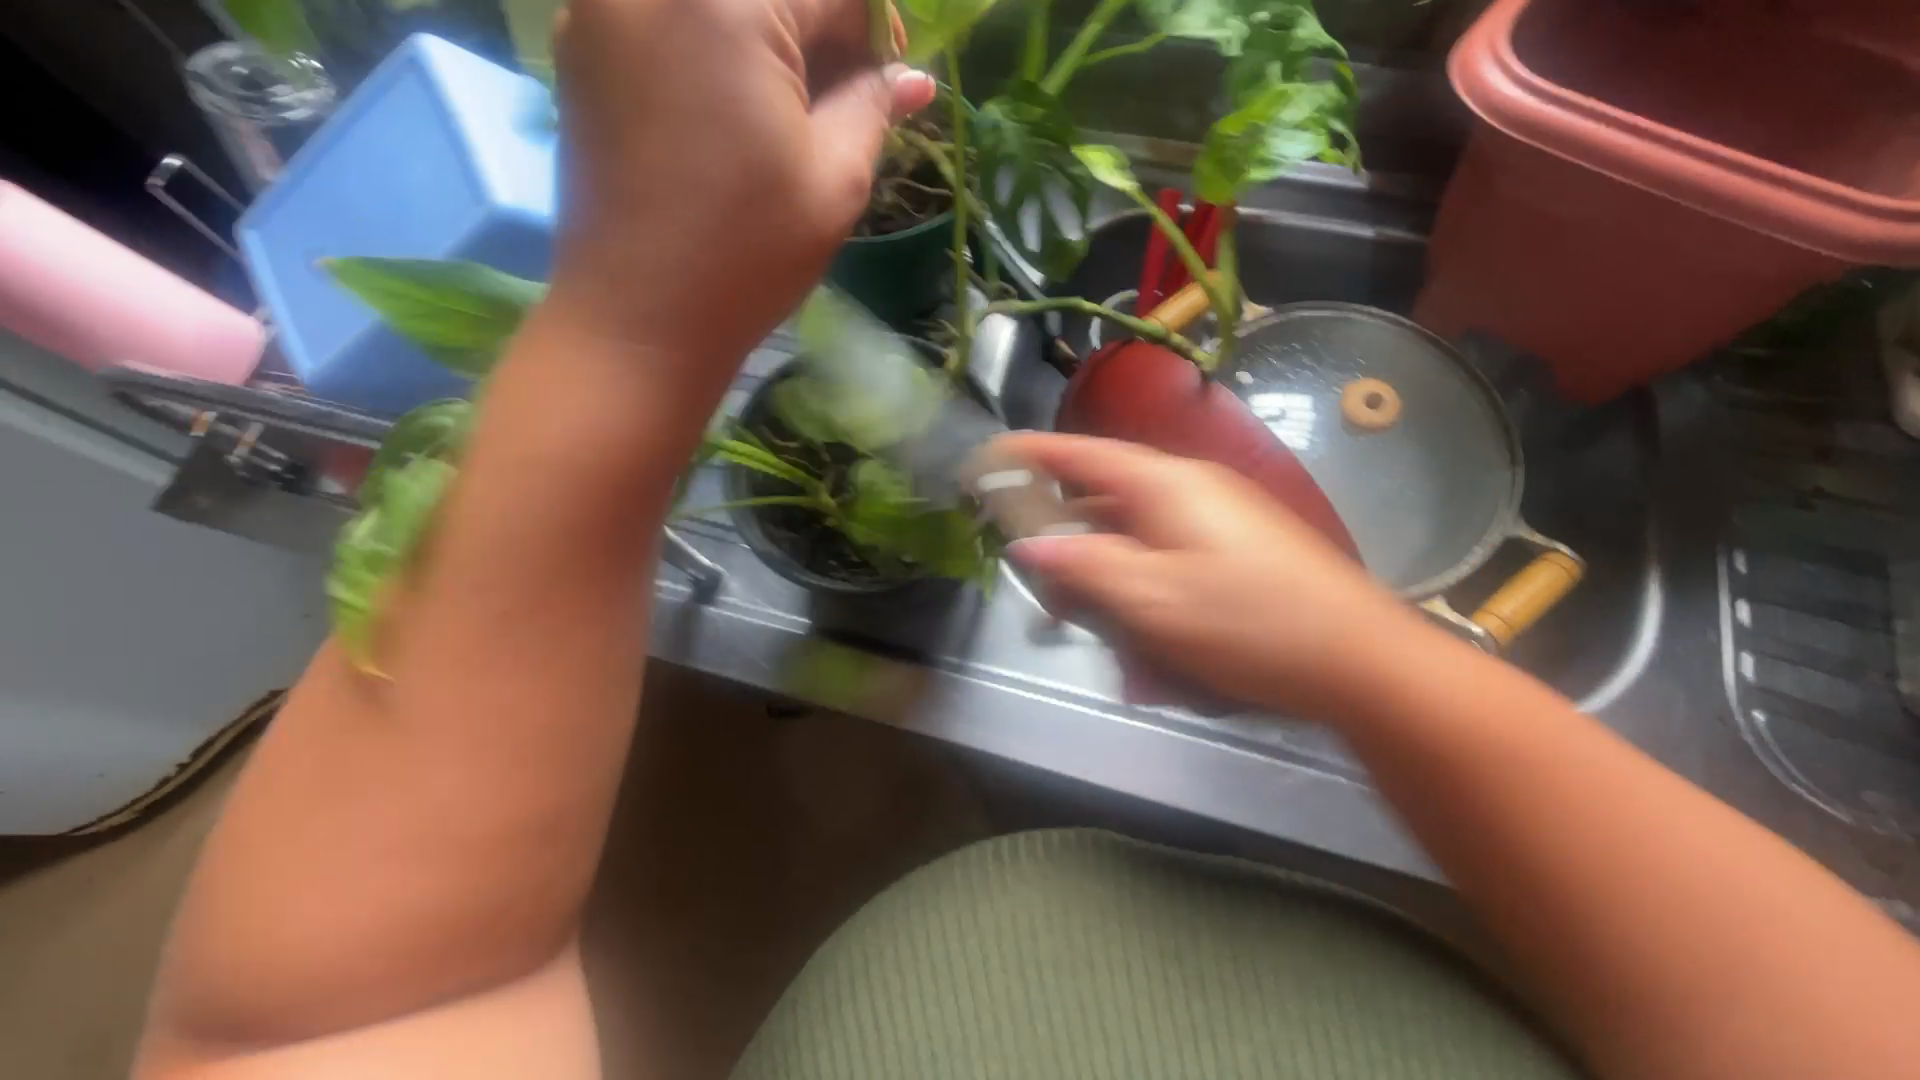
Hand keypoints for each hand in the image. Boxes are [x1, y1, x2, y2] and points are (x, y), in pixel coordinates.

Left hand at [548, 0, 934, 370]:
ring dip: (763, 38)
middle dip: (817, 28)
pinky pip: (664, 13)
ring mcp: (605, 6)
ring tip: (782, 108)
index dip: (875, 26)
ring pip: (716, 2)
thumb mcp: (834, 180)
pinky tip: (725, 105)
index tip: (885, 82)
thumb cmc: (747, 255)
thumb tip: (911, 76)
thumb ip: (873, 105)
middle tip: (837, 96)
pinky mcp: (581, 45)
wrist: (636, 319)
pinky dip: (707, 42)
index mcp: (727, 2)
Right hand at [1000, 433, 1434, 721]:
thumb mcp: (1151, 599)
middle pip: (1102, 507)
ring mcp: (1217, 522)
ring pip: (1135, 546)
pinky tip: (1160, 658)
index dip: (1026, 456)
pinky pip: (1170, 568)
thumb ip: (1082, 567)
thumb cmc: (1249, 623)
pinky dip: (1150, 604)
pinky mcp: (1237, 555)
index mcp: (1163, 484)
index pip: (1078, 454)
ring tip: (1118, 649)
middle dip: (1071, 555)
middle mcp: (1188, 490)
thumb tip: (1029, 544)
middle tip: (1051, 604)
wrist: (1360, 660)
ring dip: (1114, 594)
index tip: (982, 464)